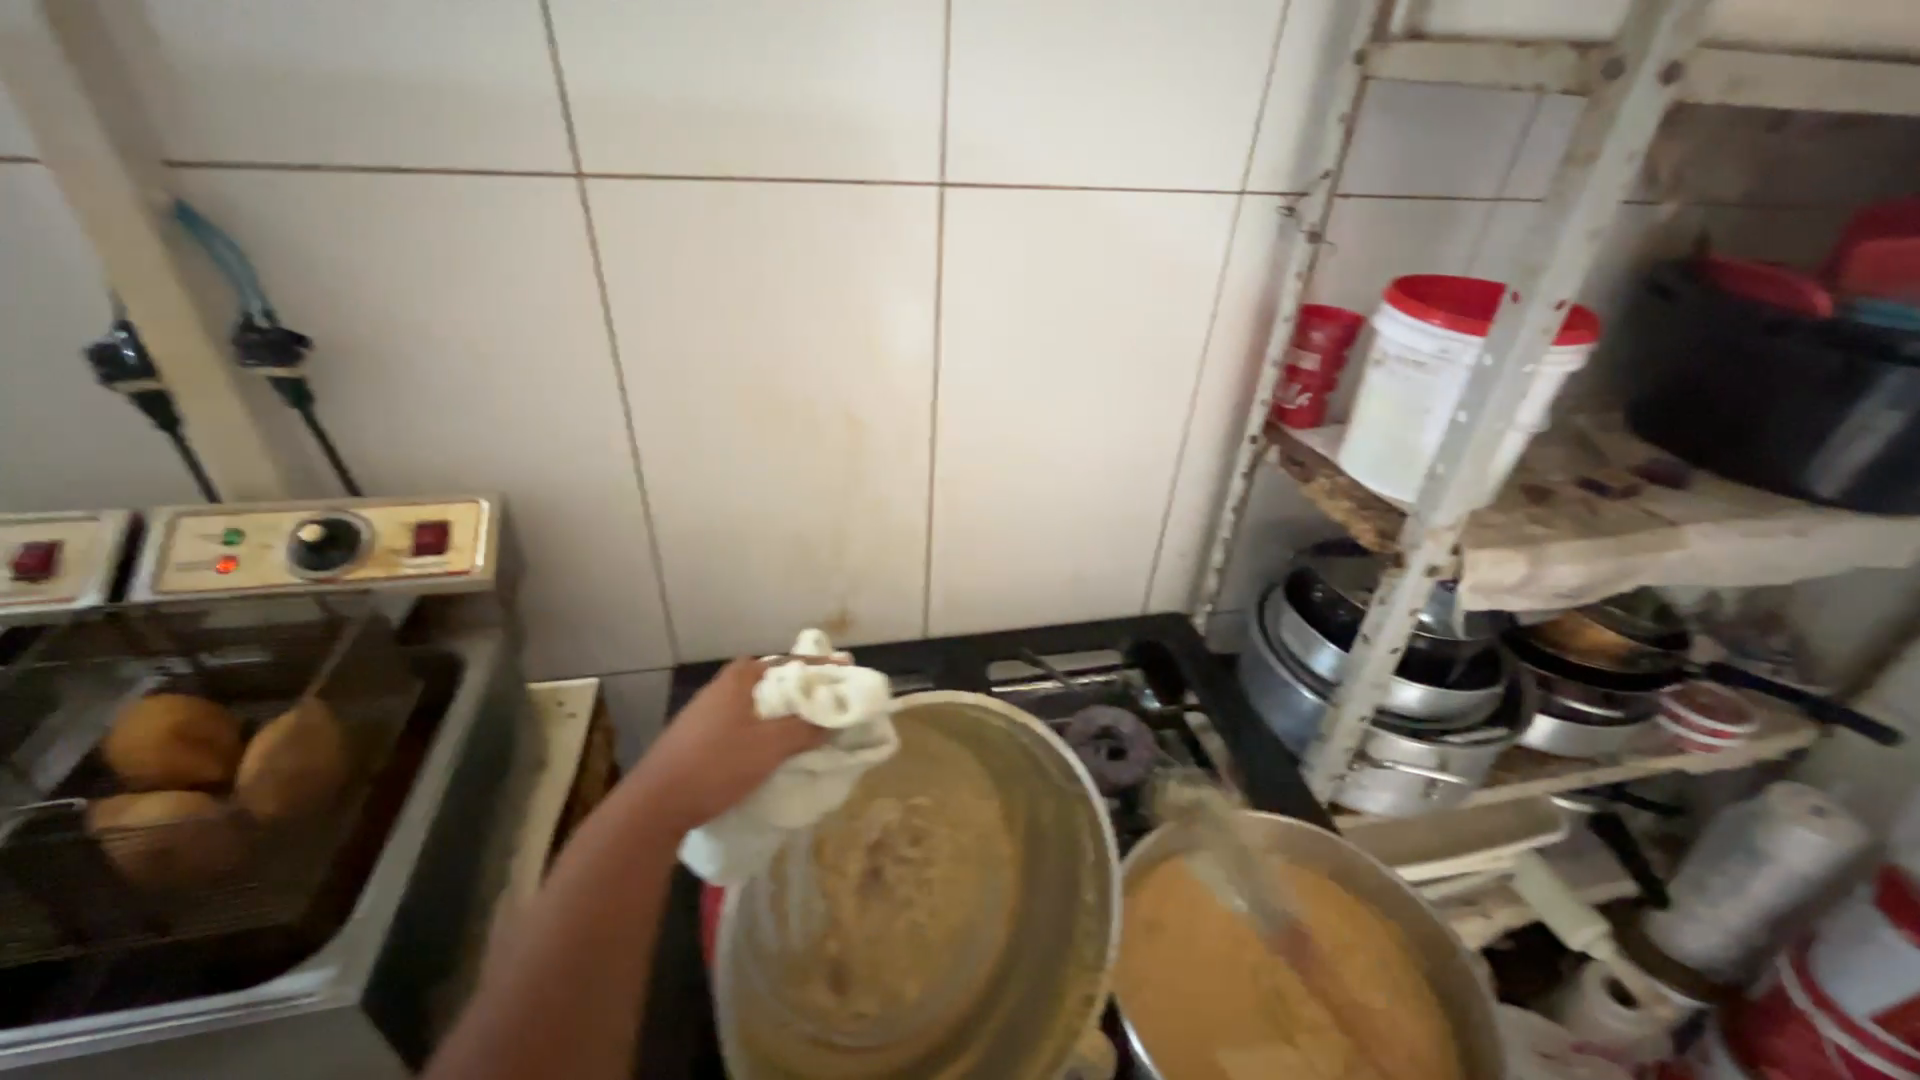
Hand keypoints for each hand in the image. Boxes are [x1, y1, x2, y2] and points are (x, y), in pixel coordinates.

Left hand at [623, 658, 828, 835]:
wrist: (656, 803)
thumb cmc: (717, 766)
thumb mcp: (770, 747)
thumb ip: (805, 729)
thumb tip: (833, 718)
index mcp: (741, 677)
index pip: (792, 663)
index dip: (823, 669)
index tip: (849, 671)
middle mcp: (724, 685)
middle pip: (775, 679)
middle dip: (805, 688)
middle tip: (834, 697)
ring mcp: (709, 709)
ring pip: (760, 702)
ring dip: (786, 709)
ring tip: (813, 721)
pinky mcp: (701, 733)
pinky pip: (746, 719)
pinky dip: (767, 724)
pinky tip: (777, 742)